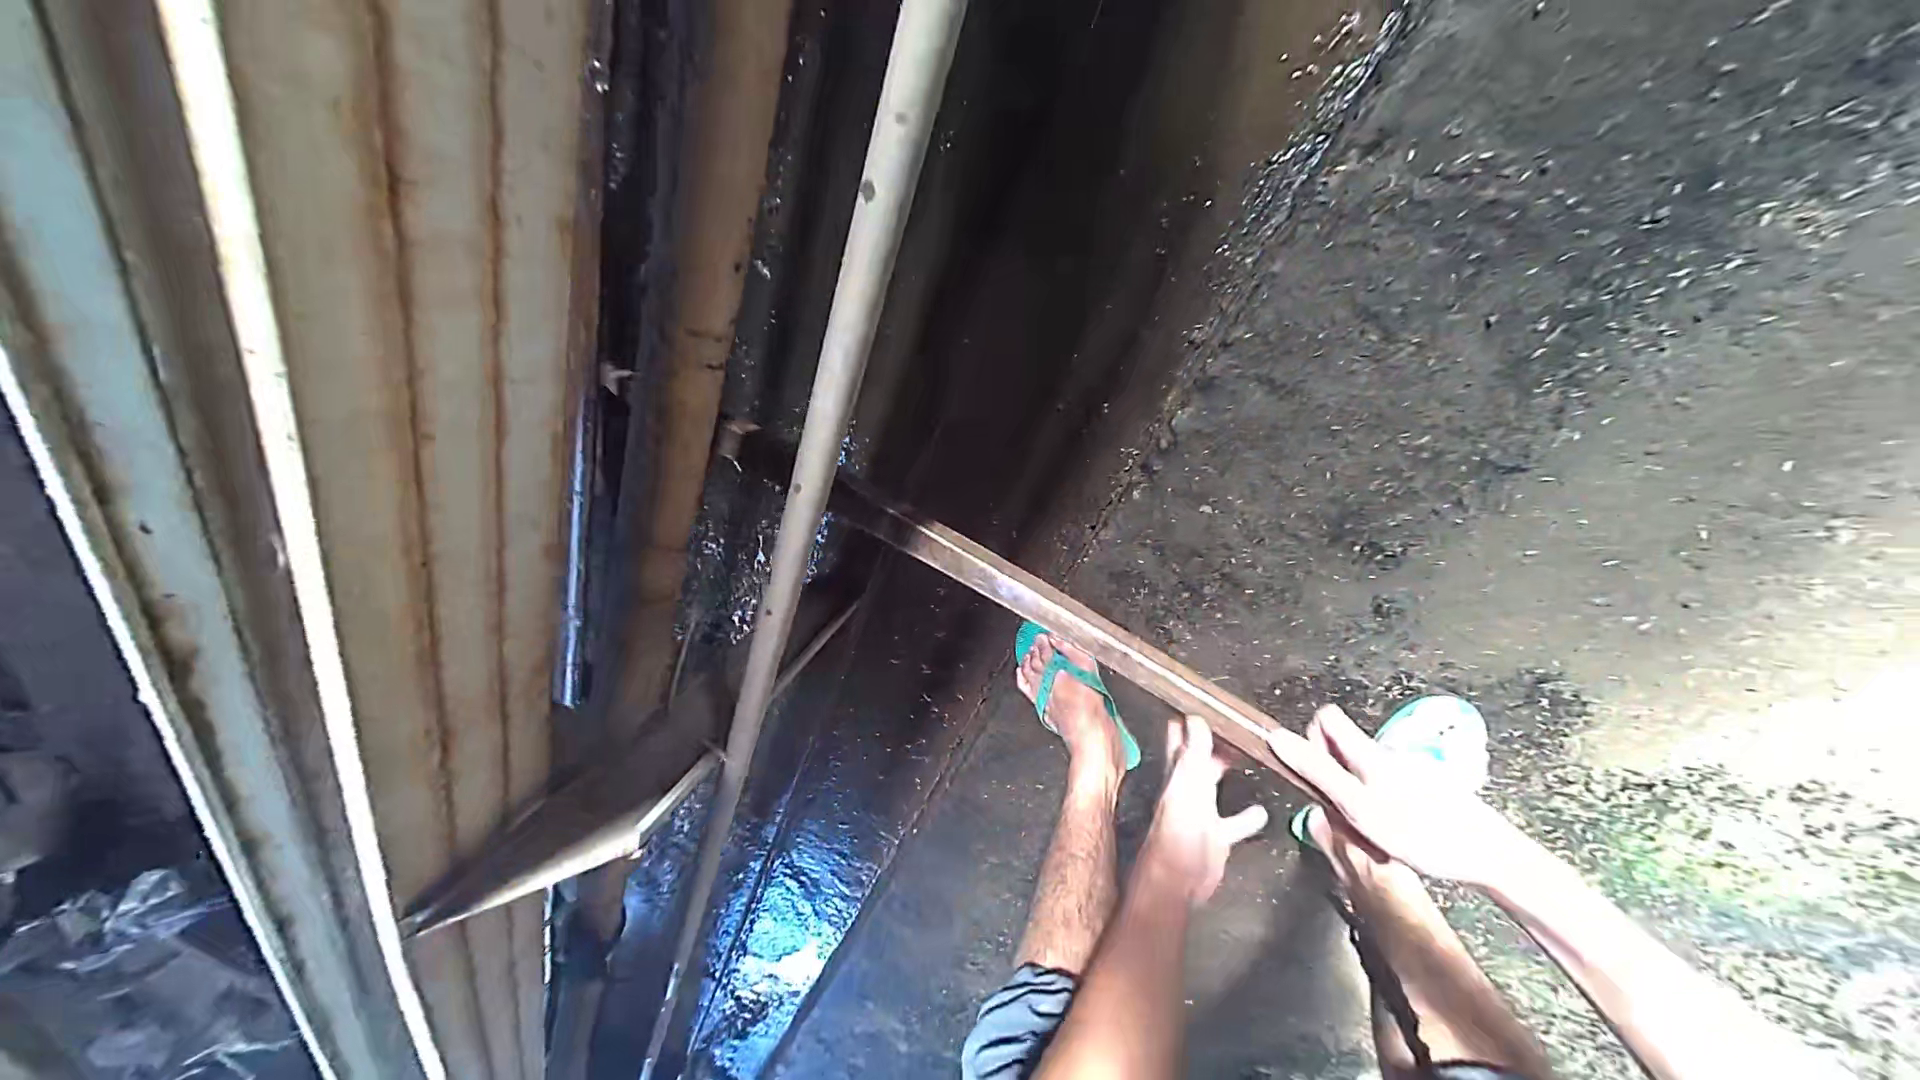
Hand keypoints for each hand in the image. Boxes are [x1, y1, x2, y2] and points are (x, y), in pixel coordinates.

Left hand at [1141, 716, 1269, 903]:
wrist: (1178, 878)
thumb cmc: (1178, 832)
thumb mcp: (1188, 785)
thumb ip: (1194, 753)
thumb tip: (1195, 718)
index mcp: (1178, 772)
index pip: (1181, 736)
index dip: (1190, 719)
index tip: (1205, 702)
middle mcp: (1188, 788)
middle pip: (1201, 757)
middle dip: (1214, 741)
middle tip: (1234, 726)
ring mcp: (1202, 811)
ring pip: (1216, 784)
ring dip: (1230, 771)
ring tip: (1249, 757)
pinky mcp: (1217, 835)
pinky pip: (1236, 822)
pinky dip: (1249, 815)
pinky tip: (1262, 812)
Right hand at [1268, 704, 1530, 887]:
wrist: (1491, 856)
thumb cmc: (1420, 831)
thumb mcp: (1357, 804)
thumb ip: (1316, 770)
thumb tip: (1276, 737)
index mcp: (1367, 752)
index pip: (1326, 717)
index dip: (1312, 737)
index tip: (1317, 772)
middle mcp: (1386, 753)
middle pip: (1343, 743)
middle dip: (1331, 770)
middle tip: (1342, 806)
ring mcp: (1408, 769)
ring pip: (1364, 766)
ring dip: (1355, 789)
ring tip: (1368, 825)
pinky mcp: (1427, 788)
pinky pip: (1386, 783)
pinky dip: (1379, 801)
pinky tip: (1394, 830)